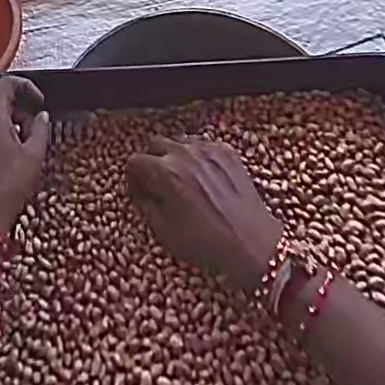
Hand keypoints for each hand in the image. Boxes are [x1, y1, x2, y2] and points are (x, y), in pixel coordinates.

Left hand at [0, 76, 50, 235]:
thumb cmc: (8, 186)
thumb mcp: (34, 156)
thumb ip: (41, 129)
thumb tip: (42, 116)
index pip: (7, 84)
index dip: (27, 86)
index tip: (39, 101)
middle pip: (2, 104)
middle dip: (23, 114)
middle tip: (36, 136)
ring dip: (14, 129)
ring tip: (26, 154)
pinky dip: (2, 141)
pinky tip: (12, 163)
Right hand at [127, 136, 281, 285]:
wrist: (252, 243)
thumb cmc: (207, 242)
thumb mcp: (165, 232)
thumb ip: (146, 206)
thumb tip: (140, 193)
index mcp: (166, 172)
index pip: (135, 161)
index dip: (132, 177)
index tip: (138, 189)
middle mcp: (185, 154)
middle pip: (155, 144)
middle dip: (151, 161)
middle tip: (156, 183)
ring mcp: (208, 150)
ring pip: (179, 141)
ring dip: (173, 155)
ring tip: (180, 178)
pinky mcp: (227, 152)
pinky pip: (202, 144)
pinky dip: (196, 155)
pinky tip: (201, 175)